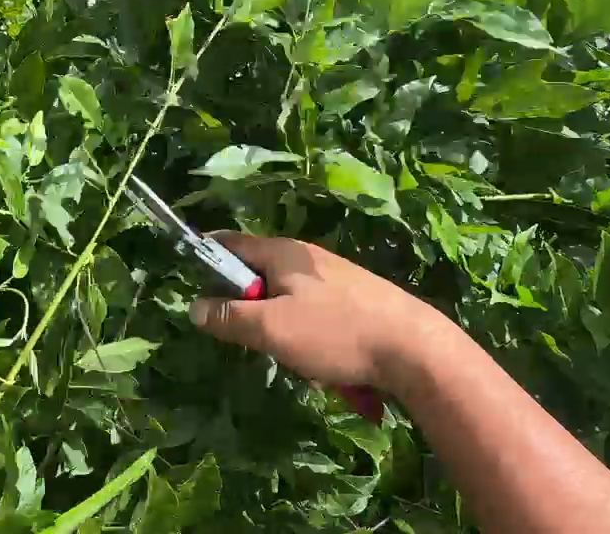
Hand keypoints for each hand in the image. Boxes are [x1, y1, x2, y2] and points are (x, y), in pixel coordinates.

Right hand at [188, 232, 436, 390]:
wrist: (417, 349)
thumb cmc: (336, 332)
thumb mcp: (273, 330)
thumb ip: (231, 318)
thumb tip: (195, 307)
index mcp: (282, 252)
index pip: (231, 242)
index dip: (208, 255)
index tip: (192, 276)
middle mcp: (306, 257)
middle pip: (260, 275)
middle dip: (252, 309)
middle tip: (255, 338)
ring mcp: (334, 277)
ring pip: (288, 301)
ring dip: (283, 330)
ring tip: (300, 361)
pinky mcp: (355, 299)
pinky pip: (315, 315)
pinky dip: (311, 338)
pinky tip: (327, 368)